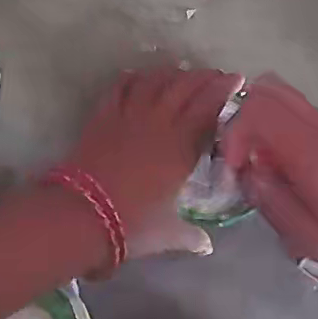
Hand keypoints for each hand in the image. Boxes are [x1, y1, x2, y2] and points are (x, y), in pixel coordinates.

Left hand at [66, 67, 242, 257]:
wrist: (81, 215)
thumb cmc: (131, 224)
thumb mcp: (166, 233)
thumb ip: (188, 236)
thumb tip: (205, 245)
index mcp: (182, 146)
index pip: (209, 107)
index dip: (224, 90)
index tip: (236, 81)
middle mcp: (159, 123)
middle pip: (185, 86)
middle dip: (204, 77)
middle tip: (216, 75)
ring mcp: (129, 115)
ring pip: (155, 80)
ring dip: (172, 73)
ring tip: (182, 73)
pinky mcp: (103, 116)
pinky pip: (121, 86)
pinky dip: (134, 78)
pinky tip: (140, 77)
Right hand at [221, 76, 317, 279]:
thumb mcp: (301, 234)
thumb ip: (268, 195)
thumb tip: (247, 167)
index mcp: (317, 152)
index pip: (260, 111)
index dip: (235, 132)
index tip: (234, 165)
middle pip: (267, 90)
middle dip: (242, 120)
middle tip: (241, 156)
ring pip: (280, 94)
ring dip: (258, 119)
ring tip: (257, 156)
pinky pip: (294, 108)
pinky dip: (274, 123)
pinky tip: (277, 158)